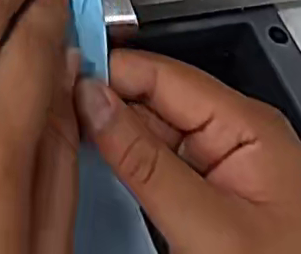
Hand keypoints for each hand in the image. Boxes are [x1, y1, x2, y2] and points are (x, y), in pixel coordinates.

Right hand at [75, 50, 300, 253]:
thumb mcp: (213, 228)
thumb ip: (146, 160)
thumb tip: (92, 97)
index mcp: (247, 125)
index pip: (157, 72)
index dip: (106, 71)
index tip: (59, 75)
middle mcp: (232, 133)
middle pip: (148, 95)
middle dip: (101, 98)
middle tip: (53, 104)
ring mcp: (217, 162)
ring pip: (144, 126)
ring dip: (106, 127)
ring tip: (64, 125)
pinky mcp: (204, 189)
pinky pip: (151, 157)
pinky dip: (120, 155)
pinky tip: (93, 153)